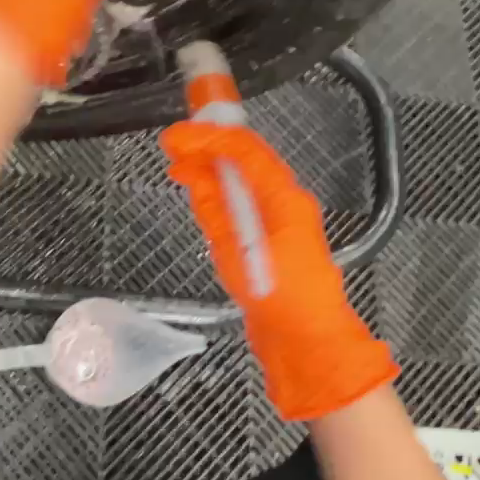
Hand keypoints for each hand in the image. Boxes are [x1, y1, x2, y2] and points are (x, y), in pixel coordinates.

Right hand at [161, 121, 397, 420]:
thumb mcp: (237, 251)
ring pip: (242, 178)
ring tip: (177, 163)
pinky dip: (218, 191)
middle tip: (170, 144)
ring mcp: (280, 218)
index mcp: (283, 197)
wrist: (309, 342)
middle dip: (206, 146)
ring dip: (210, 167)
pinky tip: (197, 190)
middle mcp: (284, 200)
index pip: (244, 150)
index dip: (206, 137)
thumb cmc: (279, 297)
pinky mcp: (271, 236)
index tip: (175, 136)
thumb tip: (194, 175)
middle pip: (245, 159)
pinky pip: (243, 201)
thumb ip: (215, 209)